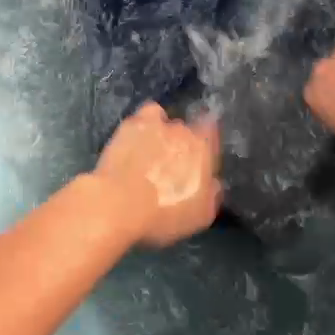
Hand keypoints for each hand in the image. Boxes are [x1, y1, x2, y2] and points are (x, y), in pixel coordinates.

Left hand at [91, 104, 221, 247]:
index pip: (212, 129)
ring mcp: (155, 123)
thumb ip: (213, 194)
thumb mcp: (201, 216)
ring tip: (151, 152)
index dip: (207, 140)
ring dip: (161, 132)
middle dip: (182, 143)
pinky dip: (142, 125)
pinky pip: (142, 118)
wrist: (119, 204)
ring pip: (164, 119)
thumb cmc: (164, 213)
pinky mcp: (130, 125)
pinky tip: (136, 140)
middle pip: (187, 128)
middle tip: (173, 165)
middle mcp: (182, 129)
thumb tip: (214, 182)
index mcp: (203, 148)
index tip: (202, 155)